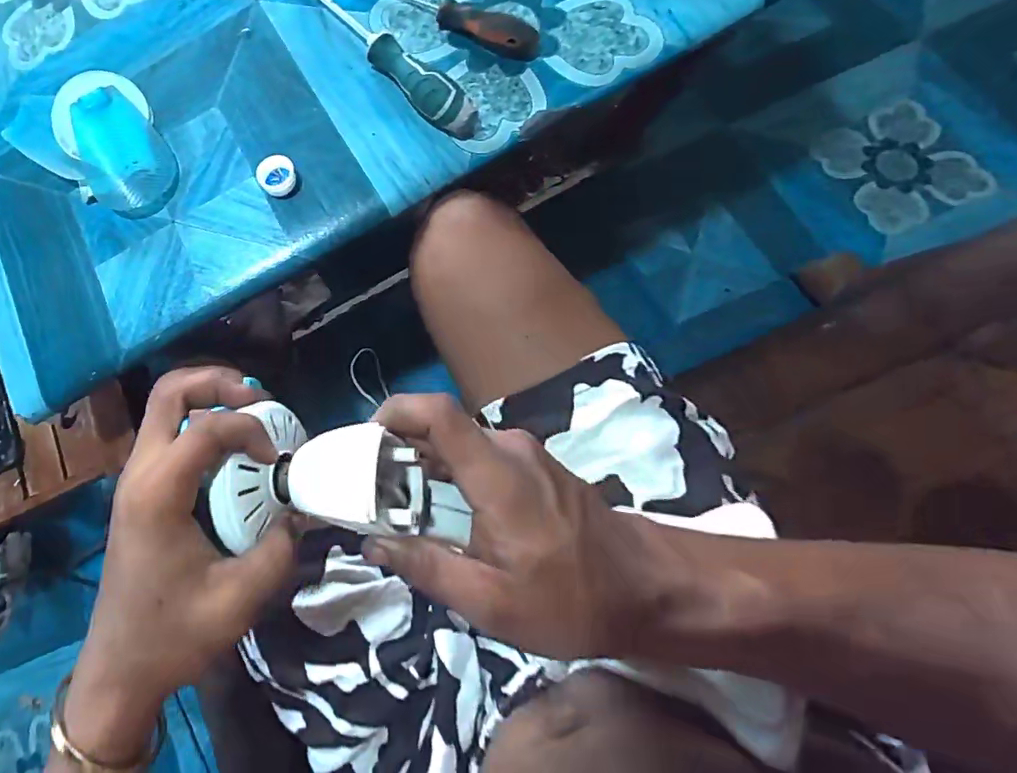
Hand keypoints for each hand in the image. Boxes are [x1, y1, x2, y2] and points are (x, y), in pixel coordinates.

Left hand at [62, 367, 298, 763]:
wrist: (118, 669)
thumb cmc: (171, 636)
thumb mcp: (236, 602)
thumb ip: (278, 552)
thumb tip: (303, 512)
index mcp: (157, 492)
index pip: (204, 428)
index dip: (248, 429)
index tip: (275, 456)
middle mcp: (138, 472)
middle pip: (168, 391)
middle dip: (216, 381)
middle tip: (257, 398)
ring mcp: (132, 476)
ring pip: (162, 404)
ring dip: (205, 395)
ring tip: (247, 410)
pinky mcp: (137, 487)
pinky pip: (164, 430)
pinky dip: (197, 419)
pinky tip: (227, 444)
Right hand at [363, 394, 691, 660]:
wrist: (651, 589)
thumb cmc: (573, 599)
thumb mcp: (493, 604)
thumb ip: (428, 568)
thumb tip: (374, 544)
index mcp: (496, 474)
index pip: (437, 412)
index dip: (394, 412)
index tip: (365, 440)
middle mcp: (508, 447)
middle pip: (439, 426)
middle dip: (397, 448)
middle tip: (371, 488)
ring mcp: (523, 452)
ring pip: (457, 441)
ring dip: (422, 463)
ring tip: (400, 504)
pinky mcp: (532, 463)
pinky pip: (477, 454)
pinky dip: (448, 471)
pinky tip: (442, 509)